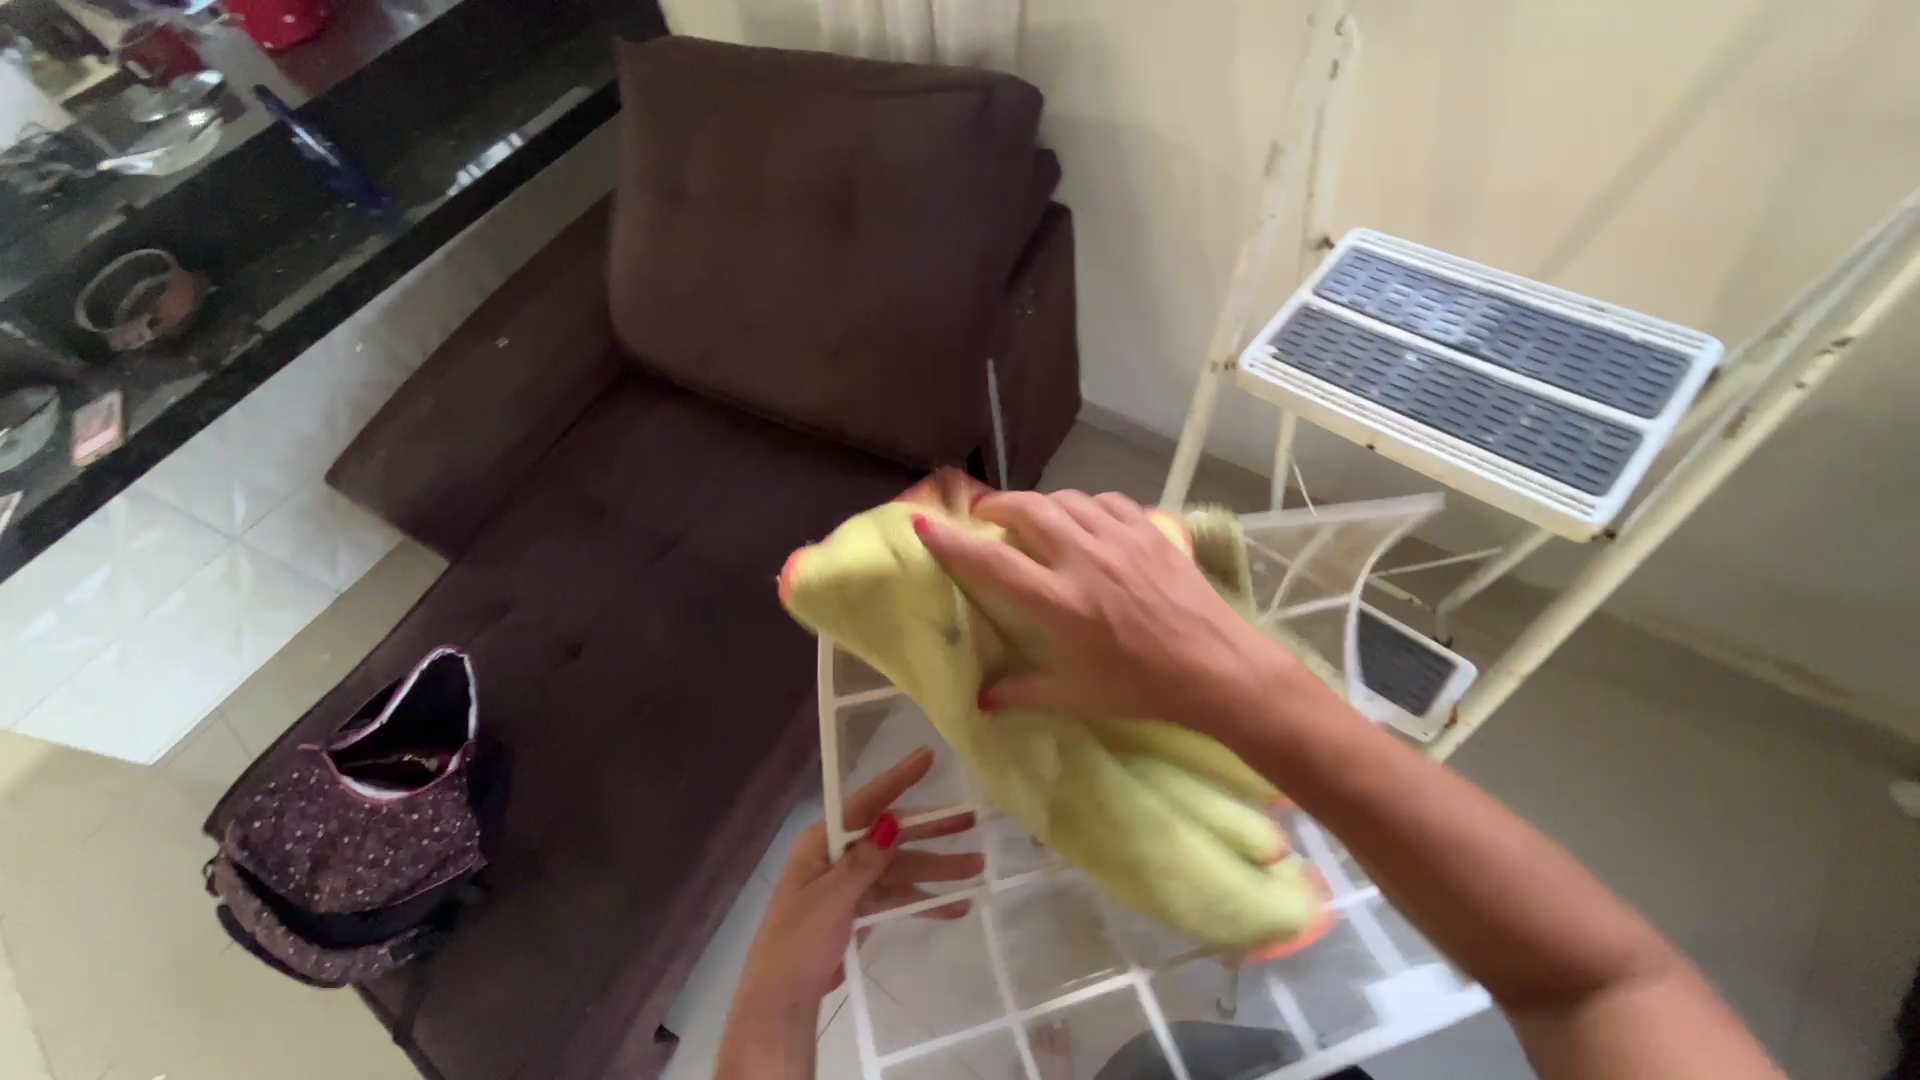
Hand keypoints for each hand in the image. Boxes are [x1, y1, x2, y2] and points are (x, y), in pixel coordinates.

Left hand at [731, 749, 981, 1011]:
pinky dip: (925, 901)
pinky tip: (957, 906)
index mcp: (823, 843)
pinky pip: (898, 897)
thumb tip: (892, 822)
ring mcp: (852, 884)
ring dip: (937, 868)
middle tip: (971, 818)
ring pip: (901, 867)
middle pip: (891, 835)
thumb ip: (864, 862)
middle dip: (931, 829)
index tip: (928, 757)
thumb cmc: (797, 942)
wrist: (782, 1001)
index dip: (898, 779)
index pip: (866, 803)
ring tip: (978, 868)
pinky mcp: (862, 910)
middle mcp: (839, 856)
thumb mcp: (831, 899)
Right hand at [912, 490, 1299, 734]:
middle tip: (986, 516)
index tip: (923, 525)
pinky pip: (1107, 501)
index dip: (952, 542)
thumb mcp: (1076, 695)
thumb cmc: (1142, 688)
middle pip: (1026, 510)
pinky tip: (1087, 522)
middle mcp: (1084, 559)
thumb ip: (1022, 691)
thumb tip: (981, 699)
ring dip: (1041, 504)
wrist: (1217, 668)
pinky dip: (1086, 505)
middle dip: (996, 506)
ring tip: (1035, 519)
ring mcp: (1120, 539)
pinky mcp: (1150, 531)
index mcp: (1059, 602)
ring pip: (1066, 500)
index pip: (992, 561)